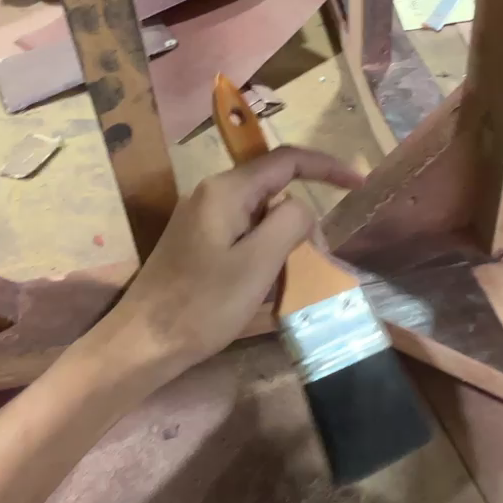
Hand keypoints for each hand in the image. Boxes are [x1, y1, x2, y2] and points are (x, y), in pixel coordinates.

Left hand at [89, 147, 363, 389]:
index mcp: (225, 191)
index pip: (285, 160)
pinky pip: (242, 236)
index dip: (326, 167)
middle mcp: (210, 195)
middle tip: (315, 260)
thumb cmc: (203, 305)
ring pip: (258, 217)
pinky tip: (260, 290)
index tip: (358, 185)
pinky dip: (261, 256)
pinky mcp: (196, 243)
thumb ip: (289, 223)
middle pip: (272, 189)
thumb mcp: (258, 263)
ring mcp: (200, 219)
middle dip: (299, 220)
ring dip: (280, 245)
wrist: (144, 342)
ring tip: (283, 284)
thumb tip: (301, 207)